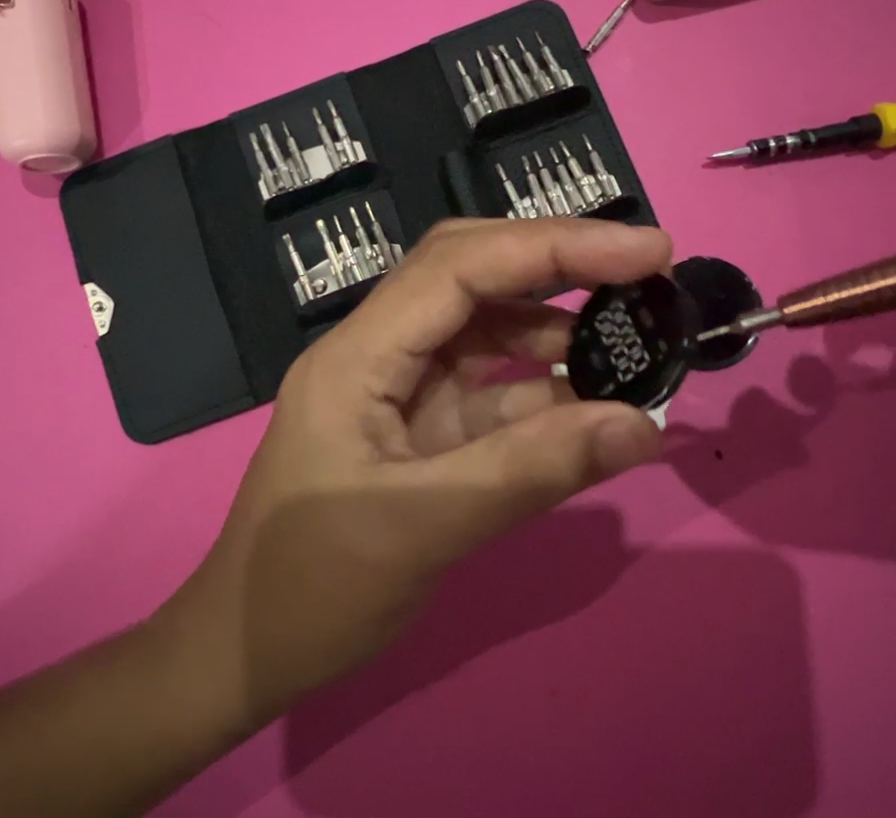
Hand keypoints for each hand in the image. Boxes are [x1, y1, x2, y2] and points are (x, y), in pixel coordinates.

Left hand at [161, 218, 670, 722]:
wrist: (249, 649)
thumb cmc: (314, 587)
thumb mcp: (424, 527)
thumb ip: (532, 471)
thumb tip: (645, 424)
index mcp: (358, 356)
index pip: (460, 267)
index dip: (555, 246)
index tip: (647, 250)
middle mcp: (376, 355)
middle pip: (470, 278)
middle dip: (556, 266)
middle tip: (645, 272)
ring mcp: (396, 393)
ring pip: (484, 334)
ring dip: (555, 333)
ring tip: (634, 344)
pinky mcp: (416, 434)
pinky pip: (488, 394)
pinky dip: (543, 394)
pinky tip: (594, 407)